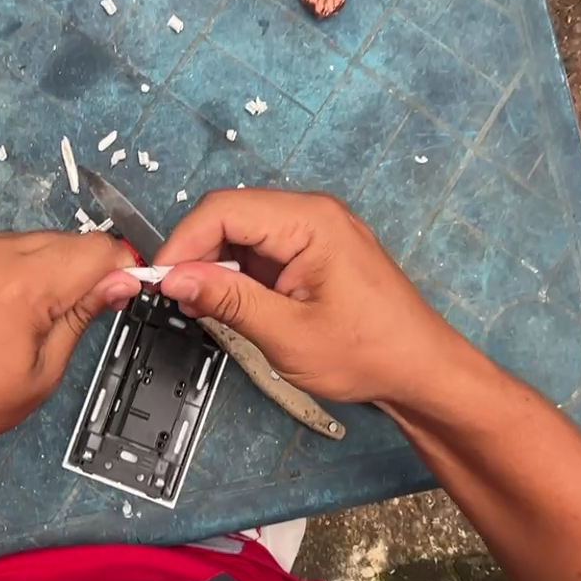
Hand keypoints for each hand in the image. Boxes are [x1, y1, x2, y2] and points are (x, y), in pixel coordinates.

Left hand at [0, 232, 136, 460]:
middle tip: (57, 314)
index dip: (115, 268)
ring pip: (22, 241)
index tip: (117, 289)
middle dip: (72, 272)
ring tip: (10, 314)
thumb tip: (122, 281)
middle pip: (60, 241)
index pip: (96, 249)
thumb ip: (84, 315)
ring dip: (31, 268)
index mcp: (20, 286)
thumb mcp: (44, 371)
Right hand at [140, 190, 476, 406]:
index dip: (183, 242)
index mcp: (310, 222)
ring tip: (206, 306)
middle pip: (227, 216)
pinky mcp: (308, 250)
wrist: (420, 370)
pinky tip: (231, 302)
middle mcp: (310, 214)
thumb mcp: (287, 333)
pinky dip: (233, 274)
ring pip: (236, 233)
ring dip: (212, 266)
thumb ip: (226, 301)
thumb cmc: (369, 353)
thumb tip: (174, 280)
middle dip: (195, 254)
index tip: (160, 280)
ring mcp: (311, 231)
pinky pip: (255, 250)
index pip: (223, 209)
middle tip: (178, 297)